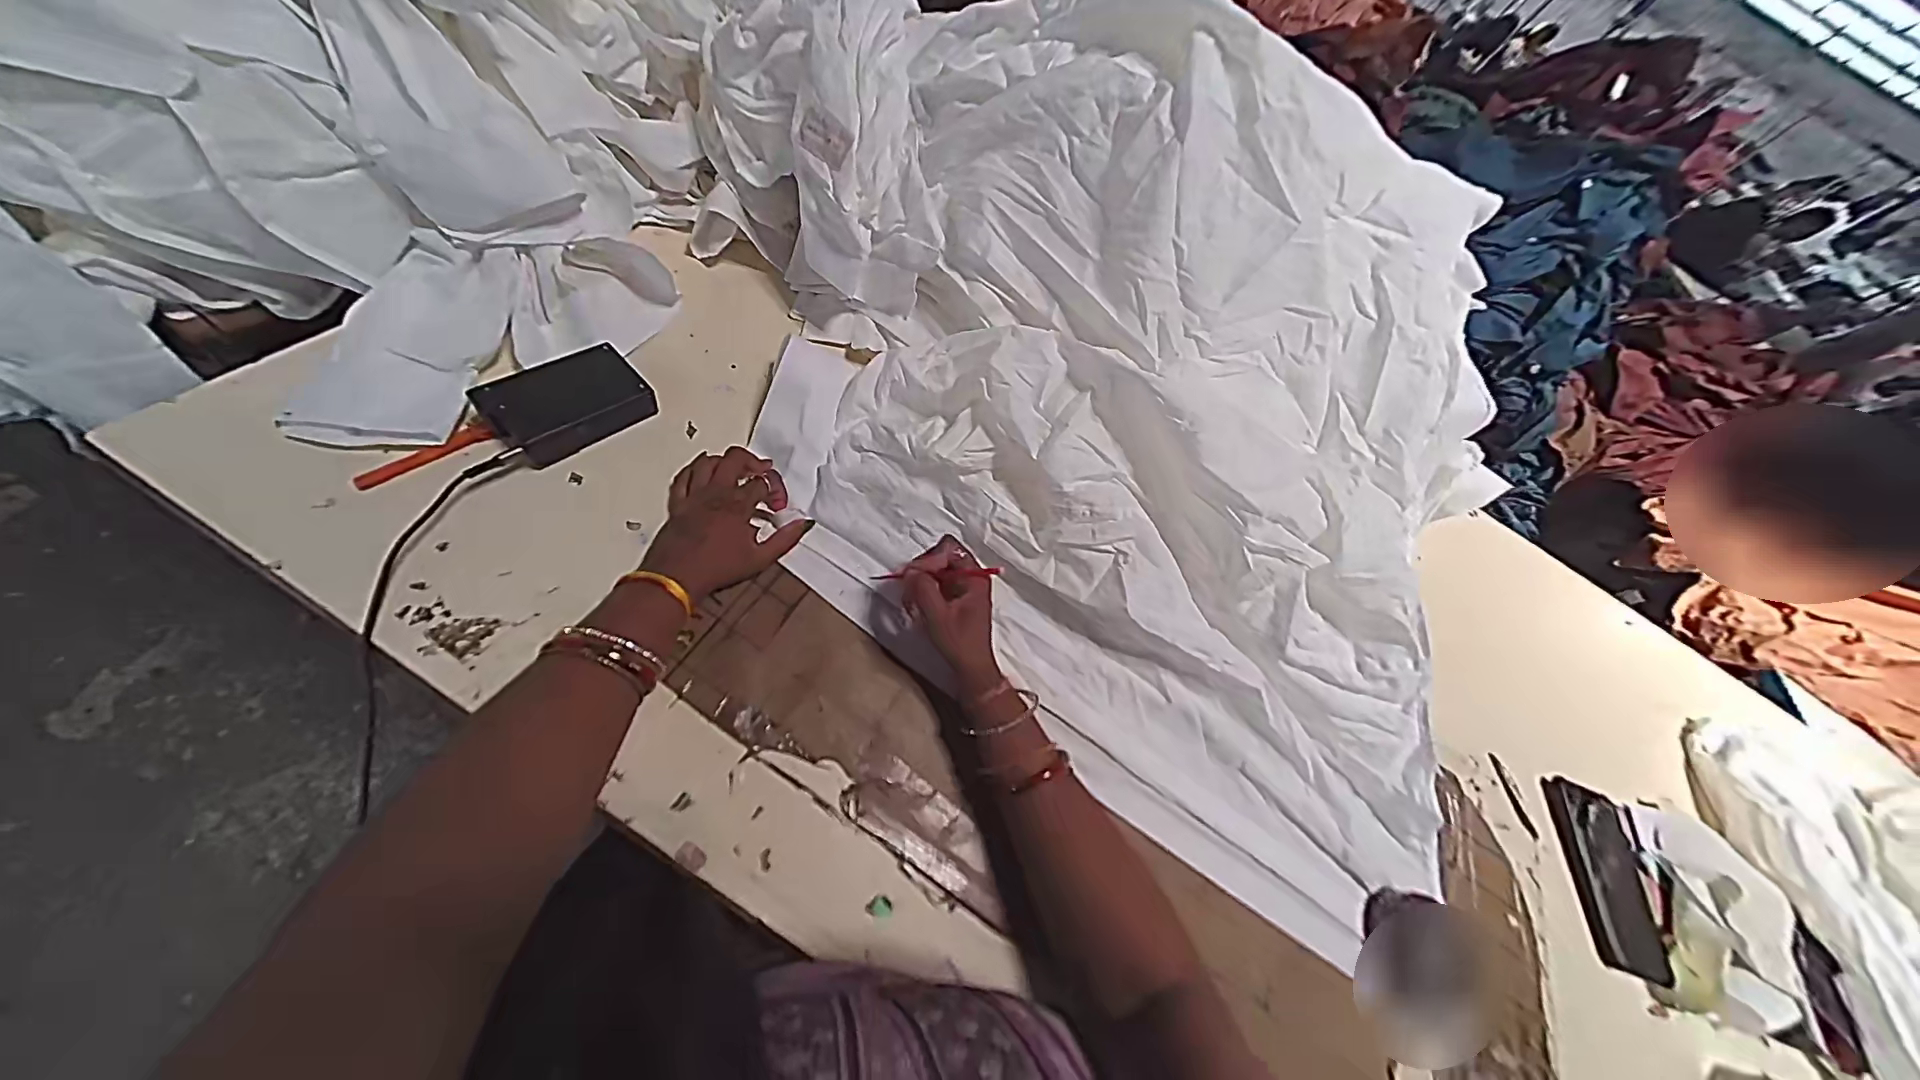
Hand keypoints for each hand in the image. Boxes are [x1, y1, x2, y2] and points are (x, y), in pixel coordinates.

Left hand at [639, 447, 810, 602]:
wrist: (677, 578)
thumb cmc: (714, 569)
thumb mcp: (760, 559)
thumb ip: (784, 539)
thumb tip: (801, 525)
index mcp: (737, 505)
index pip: (763, 483)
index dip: (775, 491)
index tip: (776, 505)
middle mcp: (715, 494)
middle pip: (736, 459)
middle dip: (753, 462)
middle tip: (761, 470)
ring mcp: (694, 496)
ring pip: (708, 461)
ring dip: (725, 461)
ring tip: (734, 467)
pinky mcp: (678, 504)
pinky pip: (684, 477)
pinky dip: (694, 470)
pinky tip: (700, 471)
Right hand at [902, 536, 1000, 690]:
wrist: (972, 668)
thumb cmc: (960, 643)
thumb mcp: (938, 615)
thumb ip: (923, 588)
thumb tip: (910, 571)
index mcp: (974, 576)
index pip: (948, 549)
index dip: (928, 559)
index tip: (913, 576)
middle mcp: (971, 577)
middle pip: (941, 557)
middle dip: (921, 570)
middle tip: (908, 588)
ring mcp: (963, 588)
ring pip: (936, 571)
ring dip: (920, 583)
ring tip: (911, 601)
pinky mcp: (955, 599)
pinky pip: (936, 585)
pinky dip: (923, 592)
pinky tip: (916, 607)